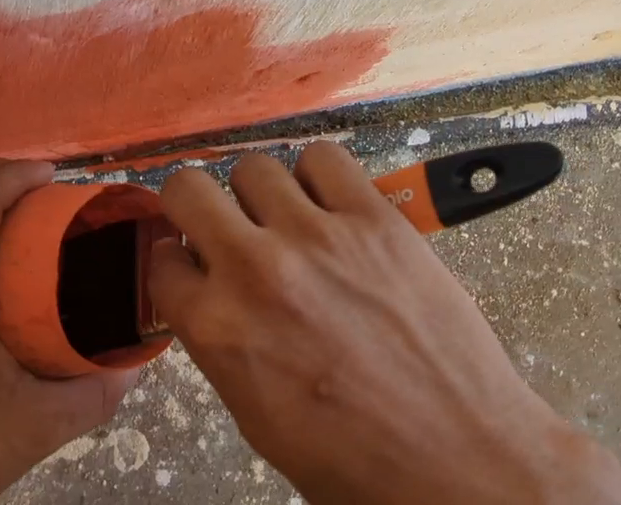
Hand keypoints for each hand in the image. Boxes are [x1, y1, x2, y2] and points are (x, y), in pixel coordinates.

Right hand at [146, 141, 620, 504]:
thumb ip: (216, 340)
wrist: (462, 462)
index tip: (191, 262)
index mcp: (216, 327)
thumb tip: (203, 289)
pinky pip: (323, 157)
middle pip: (185, 189)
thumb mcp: (254, 413)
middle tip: (219, 224)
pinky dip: (319, 174)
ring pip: (252, 166)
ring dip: (260, 194)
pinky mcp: (374, 219)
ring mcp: (315, 237)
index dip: (174, 260)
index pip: (159, 258)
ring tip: (286, 219)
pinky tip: (330, 204)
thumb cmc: (355, 457)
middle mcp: (254, 270)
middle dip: (192, 206)